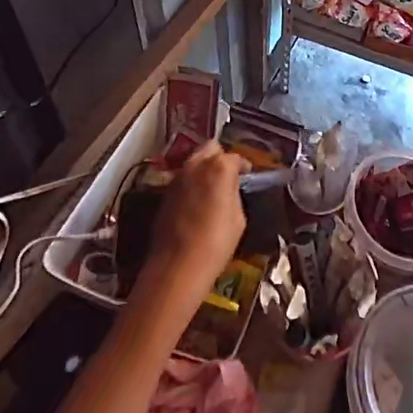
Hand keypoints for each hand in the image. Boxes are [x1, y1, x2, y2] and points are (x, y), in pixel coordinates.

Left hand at [141, 142, 246, 300]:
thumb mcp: (238, 219)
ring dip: (204, 168)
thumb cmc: (216, 242)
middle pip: (210, 148)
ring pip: (194, 161)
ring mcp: (177, 177)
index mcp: (219, 167)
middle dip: (220, 157)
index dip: (243, 166)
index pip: (235, 157)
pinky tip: (198, 199)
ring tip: (213, 186)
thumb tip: (230, 188)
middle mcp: (196, 165)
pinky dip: (192, 182)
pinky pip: (183, 178)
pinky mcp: (165, 192)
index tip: (247, 175)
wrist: (177, 265)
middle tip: (228, 174)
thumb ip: (234, 194)